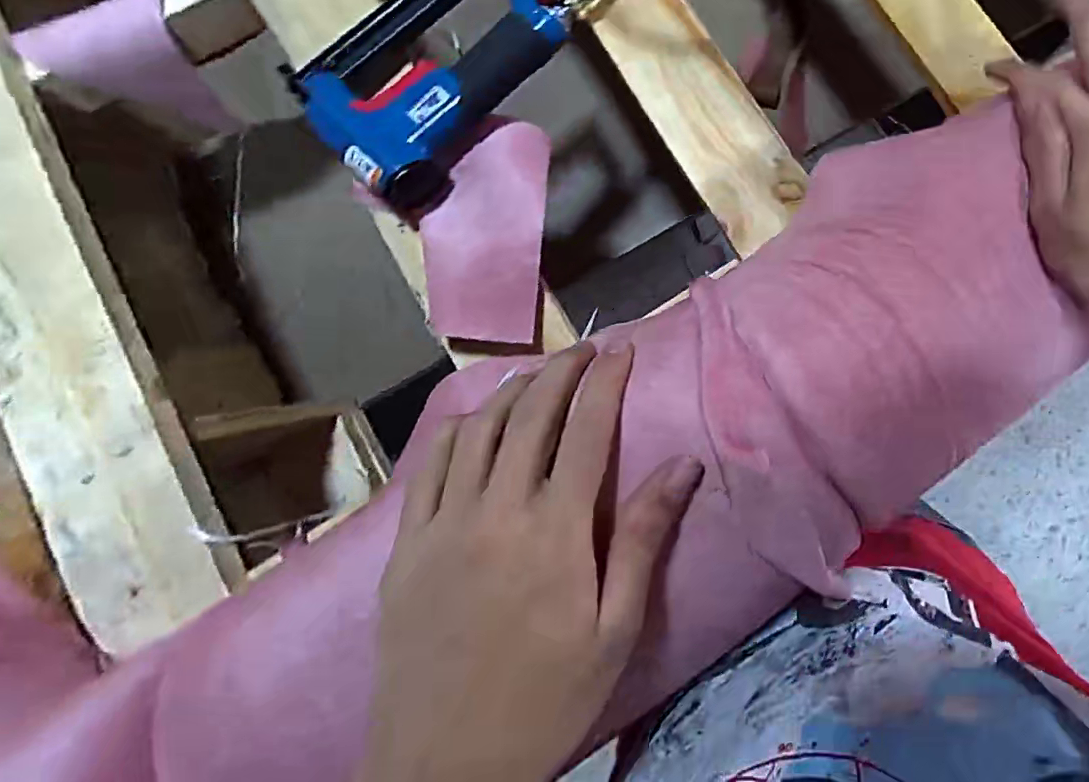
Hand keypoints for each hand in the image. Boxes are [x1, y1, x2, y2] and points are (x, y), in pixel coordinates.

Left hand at [358, 344, 702, 781]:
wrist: (440, 773)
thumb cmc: (546, 700)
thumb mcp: (616, 629)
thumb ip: (645, 538)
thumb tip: (683, 464)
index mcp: (555, 530)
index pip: (586, 428)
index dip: (606, 380)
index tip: (622, 350)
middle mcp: (496, 510)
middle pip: (532, 412)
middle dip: (564, 369)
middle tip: (587, 349)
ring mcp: (443, 524)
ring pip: (480, 428)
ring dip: (515, 389)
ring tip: (541, 375)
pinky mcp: (405, 545)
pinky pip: (432, 464)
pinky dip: (462, 429)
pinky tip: (478, 422)